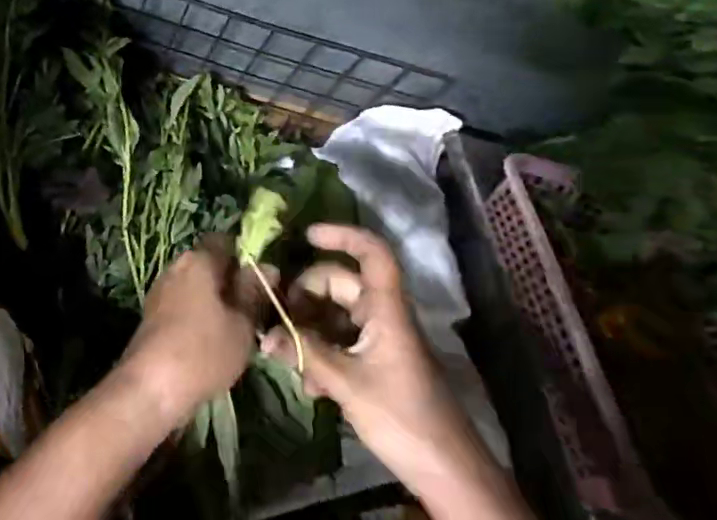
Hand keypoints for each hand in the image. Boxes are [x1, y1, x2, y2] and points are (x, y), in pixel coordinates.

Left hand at [120, 234, 268, 412]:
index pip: (225, 241)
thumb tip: (266, 266)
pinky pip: (186, 297)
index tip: (267, 279)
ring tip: (244, 326)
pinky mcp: (156, 306)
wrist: (155, 379)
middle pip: (211, 262)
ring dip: (220, 297)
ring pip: (199, 282)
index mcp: (197, 260)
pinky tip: (218, 334)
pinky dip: (203, 309)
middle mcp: (176, 264)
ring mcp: (163, 285)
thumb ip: (254, 292)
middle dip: (235, 280)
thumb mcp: (242, 323)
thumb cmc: (205, 349)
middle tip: (261, 308)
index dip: (248, 255)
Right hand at [264, 224, 530, 519]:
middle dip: (302, 296)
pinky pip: (338, 340)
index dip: (343, 236)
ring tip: (288, 357)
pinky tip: (307, 381)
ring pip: (332, 314)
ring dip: (305, 329)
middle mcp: (384, 319)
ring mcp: (381, 342)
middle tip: (277, 319)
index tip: (304, 236)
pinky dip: (317, 350)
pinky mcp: (377, 365)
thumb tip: (262, 330)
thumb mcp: (345, 384)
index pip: (374, 256)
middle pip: (338, 284)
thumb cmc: (405, 422)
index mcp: (387, 314)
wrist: (454, 480)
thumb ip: (301, 350)